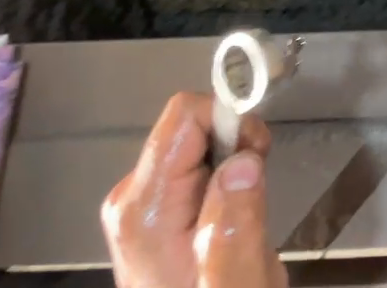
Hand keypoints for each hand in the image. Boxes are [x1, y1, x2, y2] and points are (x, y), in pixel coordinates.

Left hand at [101, 92, 288, 287]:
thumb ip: (236, 227)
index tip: (256, 160)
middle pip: (190, 126)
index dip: (231, 124)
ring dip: (233, 162)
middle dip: (235, 143)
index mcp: (144, 207)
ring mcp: (140, 205)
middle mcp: (131, 197)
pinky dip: (225, 174)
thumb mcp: (239, 285)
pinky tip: (232, 212)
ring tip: (245, 209)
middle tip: (256, 189)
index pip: (184, 116)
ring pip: (196, 143)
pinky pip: (196, 163)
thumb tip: (242, 160)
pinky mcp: (154, 210)